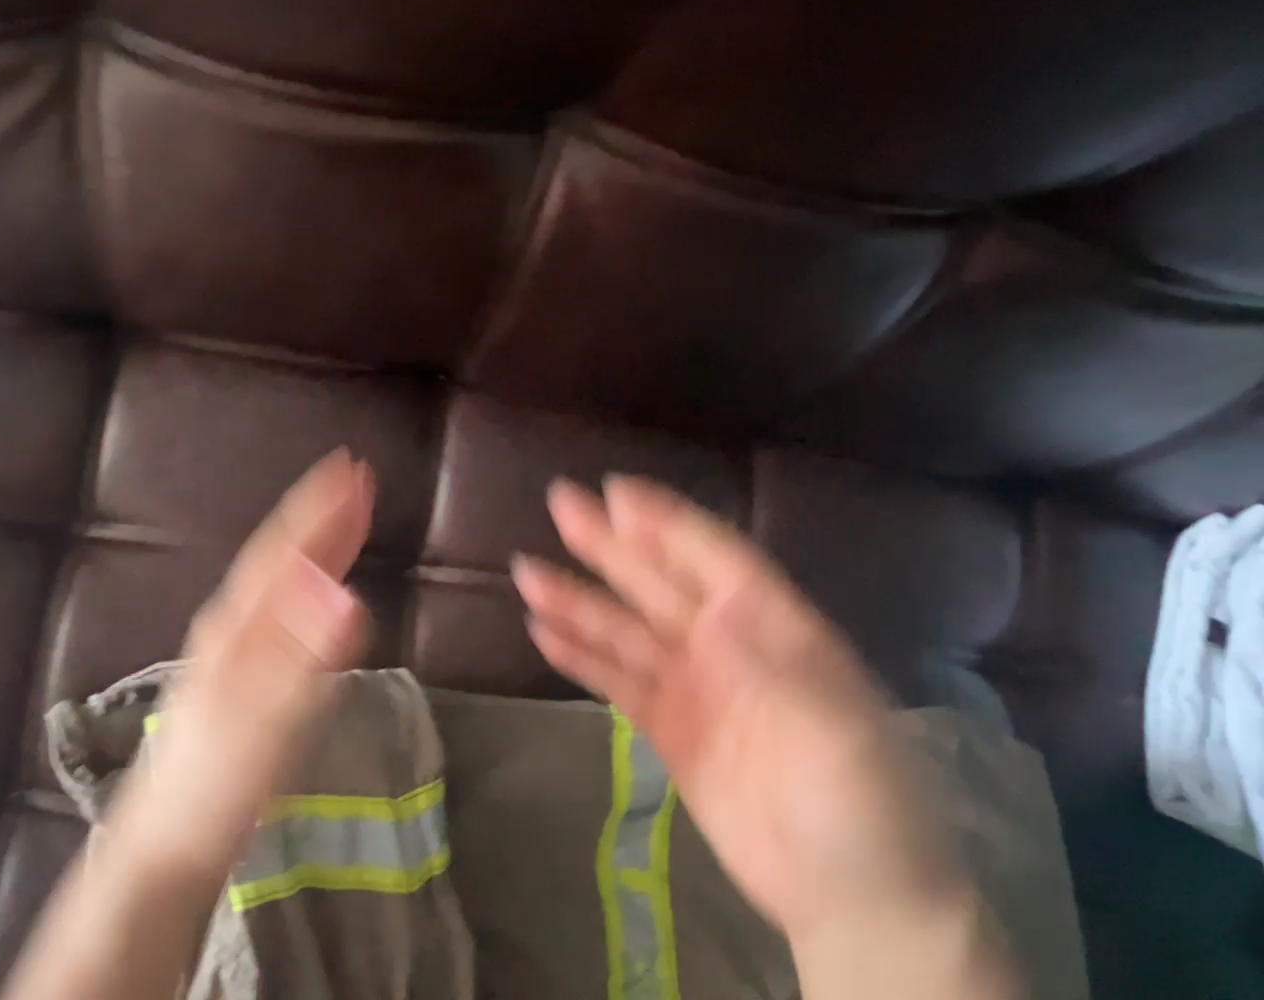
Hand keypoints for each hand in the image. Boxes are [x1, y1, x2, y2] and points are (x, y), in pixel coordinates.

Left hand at [123, 449, 373, 871]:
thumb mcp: (263, 721)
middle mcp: (231, 631)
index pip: (282, 554)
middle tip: (357, 479)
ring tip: (345, 520)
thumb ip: (302, 657)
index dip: (317, 510)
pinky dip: (305, 592)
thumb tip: (346, 590)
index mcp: (237, 629)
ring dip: (313, 549)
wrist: (170, 845)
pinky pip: (280, 618)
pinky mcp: (242, 687)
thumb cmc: (215, 784)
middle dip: (319, 518)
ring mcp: (233, 659)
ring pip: (279, 587)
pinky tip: (314, 597)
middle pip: (280, 561)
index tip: (352, 469)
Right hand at [510, 477, 968, 940]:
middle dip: (609, 545)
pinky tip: (544, 632)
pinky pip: (616, 682)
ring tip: (526, 574)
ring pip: (625, 631)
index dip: (668, 526)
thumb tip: (719, 610)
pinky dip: (580, 657)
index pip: (717, 563)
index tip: (618, 492)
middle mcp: (729, 647)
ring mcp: (695, 688)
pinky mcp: (668, 728)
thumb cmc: (867, 811)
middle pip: (658, 584)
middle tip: (561, 503)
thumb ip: (776, 671)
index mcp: (779, 634)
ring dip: (578, 602)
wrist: (853, 901)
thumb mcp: (841, 739)